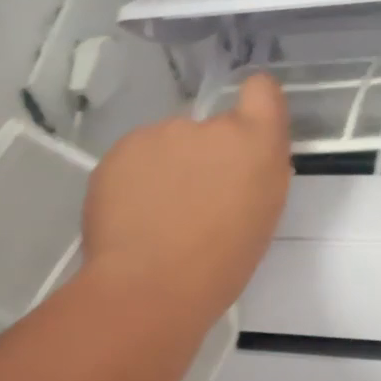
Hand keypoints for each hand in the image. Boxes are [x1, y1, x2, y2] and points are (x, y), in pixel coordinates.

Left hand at [81, 73, 292, 322]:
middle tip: (192, 207)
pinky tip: (131, 220)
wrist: (147, 288)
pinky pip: (133, 159)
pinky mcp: (118, 151)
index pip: (262, 92)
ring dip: (165, 170)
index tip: (242, 137)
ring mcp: (158, 134)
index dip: (253, 107)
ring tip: (156, 219)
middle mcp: (207, 127)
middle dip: (201, 157)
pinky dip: (133, 182)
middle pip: (208, 129)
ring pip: (166, 145)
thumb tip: (233, 170)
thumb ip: (251, 179)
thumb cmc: (218, 269)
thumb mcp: (258, 222)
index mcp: (255, 146)